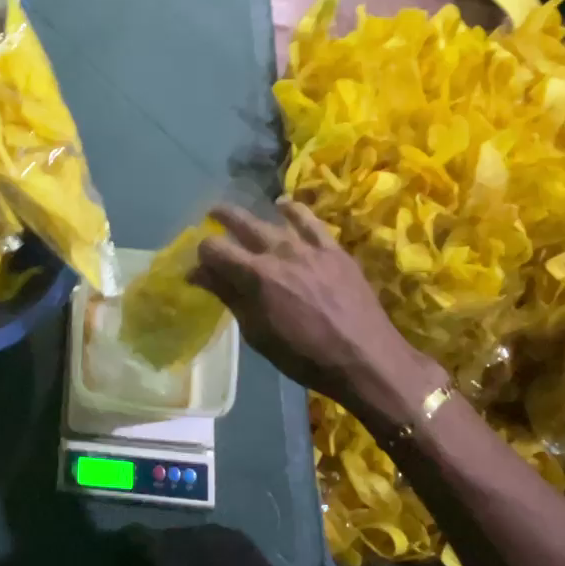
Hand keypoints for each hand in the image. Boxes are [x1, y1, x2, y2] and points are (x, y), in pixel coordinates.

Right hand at [192, 201, 446, 428]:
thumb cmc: (305, 356)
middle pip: (240, 222)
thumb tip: (198, 273)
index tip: (200, 265)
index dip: (202, 254)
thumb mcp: (257, 333)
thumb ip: (229, 296)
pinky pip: (309, 220)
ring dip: (252, 216)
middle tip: (210, 218)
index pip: (214, 248)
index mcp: (255, 276)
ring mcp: (308, 247)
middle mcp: (278, 252)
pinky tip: (284, 206)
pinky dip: (292, 210)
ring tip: (242, 216)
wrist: (366, 359)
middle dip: (220, 218)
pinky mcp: (333, 248)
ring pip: (272, 219)